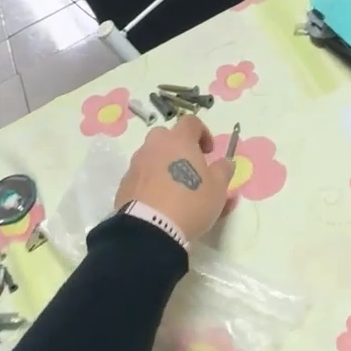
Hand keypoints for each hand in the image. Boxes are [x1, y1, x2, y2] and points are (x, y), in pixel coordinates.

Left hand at [114, 116, 235, 243]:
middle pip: (166, 136)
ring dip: (163, 165)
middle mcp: (154, 146)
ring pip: (151, 156)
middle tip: (189, 168)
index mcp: (179, 141)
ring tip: (173, 188)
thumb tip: (225, 162)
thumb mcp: (218, 189)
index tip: (208, 152)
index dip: (202, 133)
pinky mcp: (125, 183)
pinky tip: (158, 201)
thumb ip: (223, 171)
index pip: (191, 122)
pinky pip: (140, 175)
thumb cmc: (190, 203)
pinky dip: (149, 182)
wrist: (150, 228)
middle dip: (178, 147)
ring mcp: (136, 164)